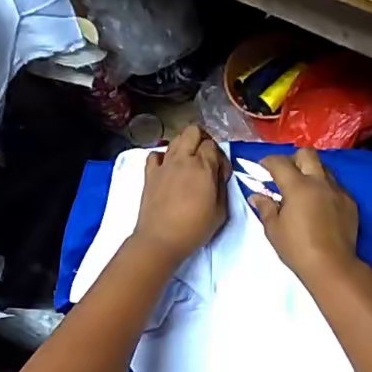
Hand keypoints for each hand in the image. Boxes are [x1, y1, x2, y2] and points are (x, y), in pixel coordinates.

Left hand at [131, 124, 229, 264]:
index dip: (220, 157)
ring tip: (188, 163)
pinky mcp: (149, 174)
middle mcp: (182, 159)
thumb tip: (218, 175)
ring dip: (184, 146)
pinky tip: (168, 169)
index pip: (213, 145)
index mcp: (203, 166)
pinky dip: (162, 156)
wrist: (160, 239)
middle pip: (193, 131)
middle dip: (202, 139)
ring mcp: (164, 165)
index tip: (220, 174)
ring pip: (175, 139)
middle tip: (206, 158)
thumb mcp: (221, 211)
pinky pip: (155, 154)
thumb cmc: (194, 228)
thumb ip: (222, 187)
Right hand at [249, 149, 359, 283]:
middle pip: (307, 154)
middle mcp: (320, 182)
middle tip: (284, 173)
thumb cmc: (296, 248)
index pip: (280, 163)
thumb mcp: (274, 229)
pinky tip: (318, 204)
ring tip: (302, 188)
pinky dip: (324, 188)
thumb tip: (257, 196)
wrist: (332, 265)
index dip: (268, 161)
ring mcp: (338, 191)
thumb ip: (265, 208)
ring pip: (324, 168)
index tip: (262, 167)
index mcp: (298, 186)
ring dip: (311, 172)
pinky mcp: (350, 202)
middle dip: (293, 159)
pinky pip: (335, 186)